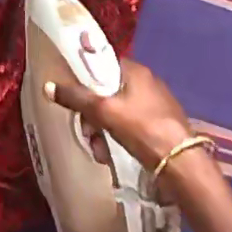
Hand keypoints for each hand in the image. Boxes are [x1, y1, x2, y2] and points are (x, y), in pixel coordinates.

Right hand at [46, 58, 194, 169]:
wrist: (183, 168)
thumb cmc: (143, 129)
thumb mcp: (104, 111)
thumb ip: (76, 98)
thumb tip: (48, 86)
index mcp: (136, 71)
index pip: (103, 63)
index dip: (86, 77)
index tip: (75, 95)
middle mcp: (147, 83)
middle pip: (108, 91)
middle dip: (92, 113)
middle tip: (87, 131)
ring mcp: (156, 106)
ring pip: (117, 112)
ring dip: (102, 130)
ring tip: (100, 151)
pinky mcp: (161, 128)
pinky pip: (130, 127)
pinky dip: (118, 139)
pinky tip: (112, 156)